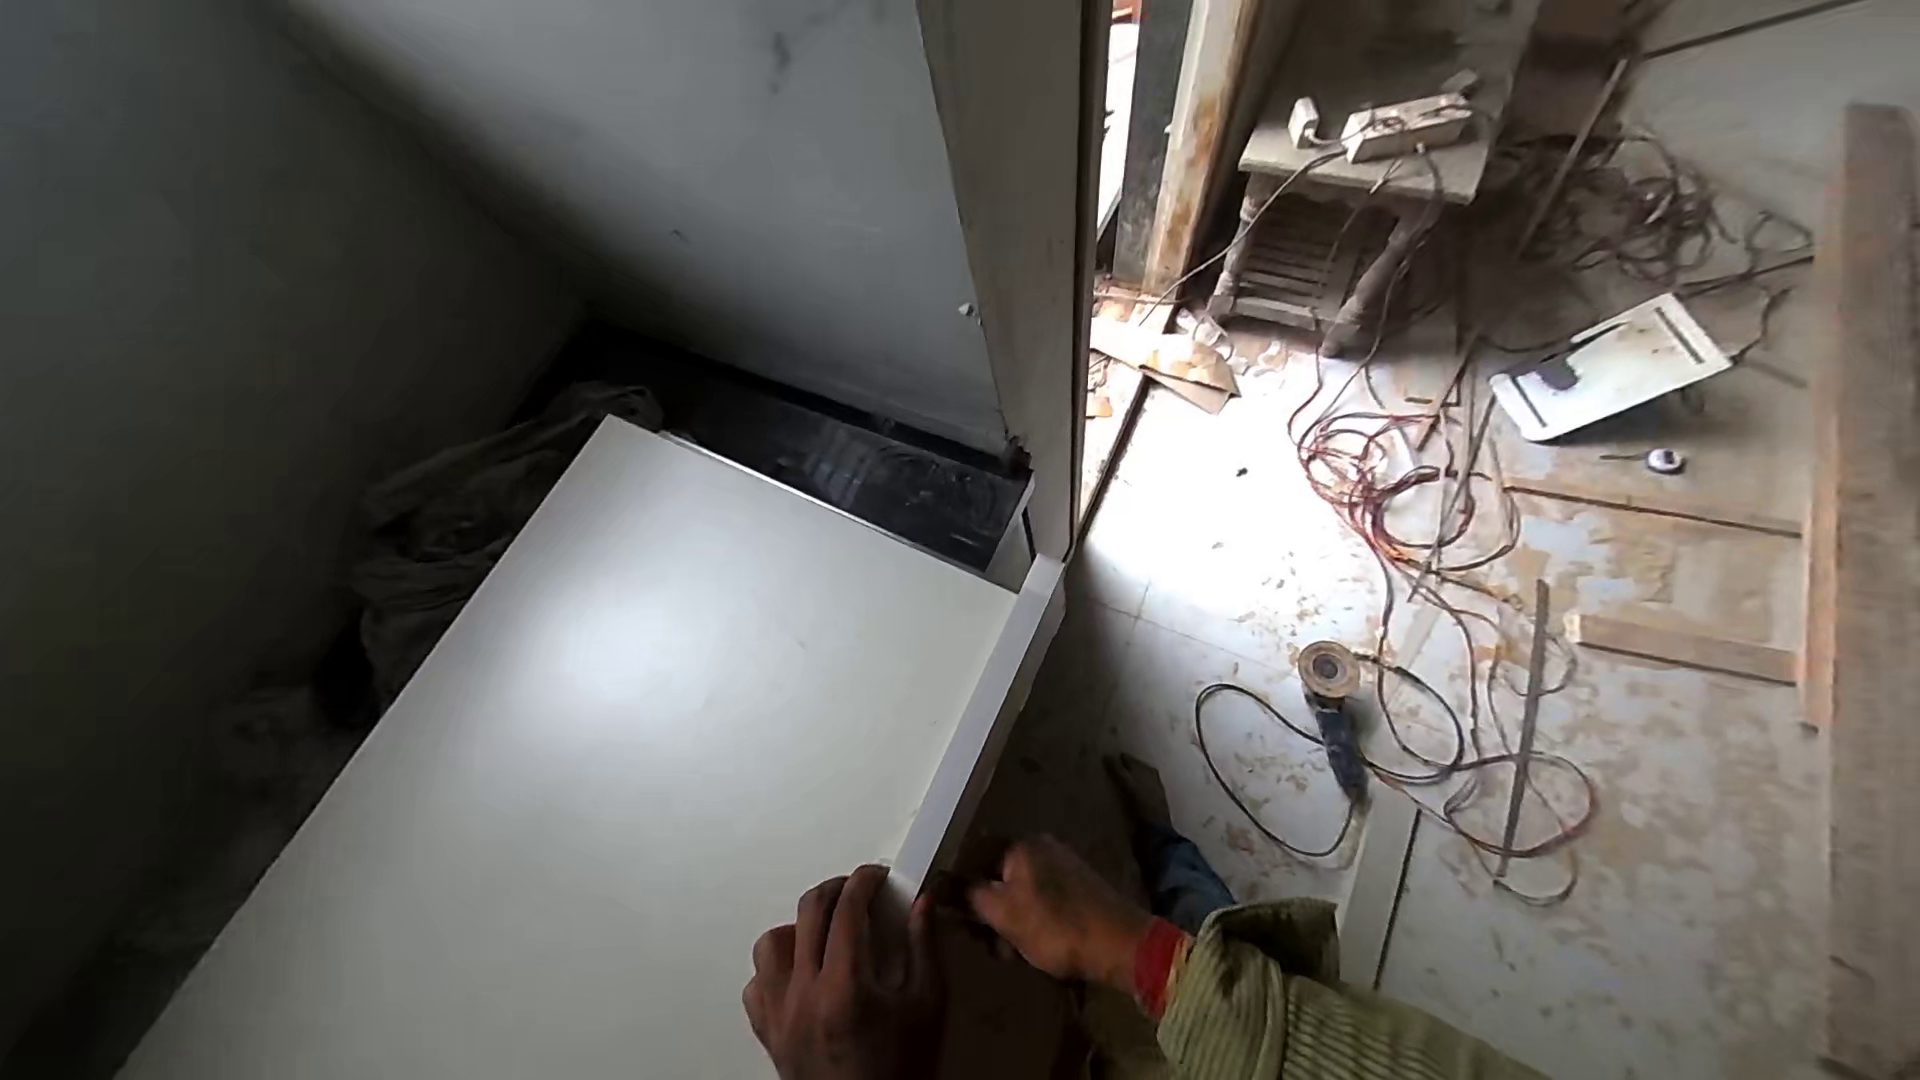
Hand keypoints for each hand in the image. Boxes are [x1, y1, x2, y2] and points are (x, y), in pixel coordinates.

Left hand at [744, 865, 944, 1079]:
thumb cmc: (904, 1071)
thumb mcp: (929, 1006)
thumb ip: (926, 946)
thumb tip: (922, 900)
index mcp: (845, 987)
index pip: (847, 909)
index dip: (864, 881)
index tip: (879, 875)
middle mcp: (804, 996)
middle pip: (809, 911)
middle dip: (837, 888)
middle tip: (859, 891)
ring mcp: (779, 1018)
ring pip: (772, 944)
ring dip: (800, 926)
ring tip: (827, 931)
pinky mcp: (768, 1038)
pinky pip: (757, 987)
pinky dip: (776, 969)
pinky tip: (802, 973)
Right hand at [966, 835, 1151, 992]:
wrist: (1118, 942)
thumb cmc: (1055, 926)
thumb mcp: (1004, 914)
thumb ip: (971, 895)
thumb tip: (947, 883)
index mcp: (1019, 844)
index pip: (975, 856)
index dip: (963, 887)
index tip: (960, 917)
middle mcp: (1039, 842)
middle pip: (999, 873)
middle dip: (991, 907)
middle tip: (992, 940)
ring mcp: (1061, 860)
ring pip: (1020, 886)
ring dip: (1013, 916)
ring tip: (1015, 949)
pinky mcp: (1077, 881)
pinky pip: (1042, 893)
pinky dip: (1034, 915)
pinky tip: (1038, 940)